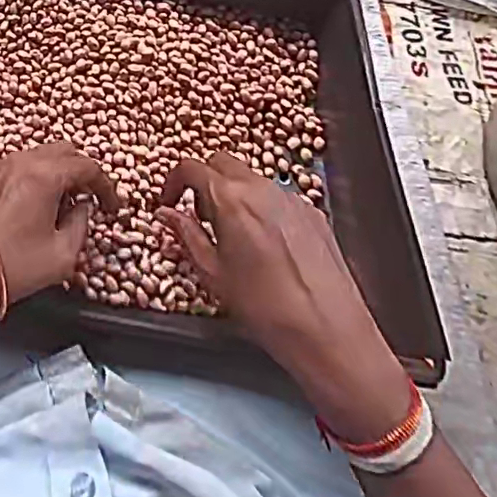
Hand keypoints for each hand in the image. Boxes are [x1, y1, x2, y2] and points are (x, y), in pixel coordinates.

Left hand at [0, 142, 118, 310]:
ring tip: (66, 207)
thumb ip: (81, 224)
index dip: (106, 187)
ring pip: (42, 156)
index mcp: (44, 175)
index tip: (113, 207)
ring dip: (60, 174)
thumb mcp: (62, 254)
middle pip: (64, 151)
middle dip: (83, 173)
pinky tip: (41, 206)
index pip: (87, 167)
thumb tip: (84, 208)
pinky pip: (23, 166)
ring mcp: (1, 167)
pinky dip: (39, 177)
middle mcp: (21, 161)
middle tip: (92, 201)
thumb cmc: (13, 266)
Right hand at [155, 152, 408, 440]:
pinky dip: (261, 206)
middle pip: (221, 162)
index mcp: (231, 199)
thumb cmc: (269, 309)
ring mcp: (292, 199)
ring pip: (251, 177)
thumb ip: (186, 234)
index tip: (171, 200)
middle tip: (197, 212)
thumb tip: (168, 215)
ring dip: (233, 192)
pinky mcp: (313, 214)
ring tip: (230, 232)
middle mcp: (262, 189)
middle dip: (203, 180)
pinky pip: (277, 196)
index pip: (191, 168)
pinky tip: (261, 242)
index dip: (173, 182)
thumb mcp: (212, 272)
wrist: (328, 333)